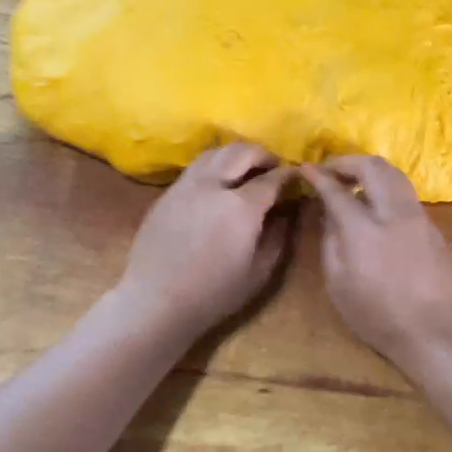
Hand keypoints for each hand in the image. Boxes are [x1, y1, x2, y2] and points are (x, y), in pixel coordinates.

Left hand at [115, 142, 293, 335]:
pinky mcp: (168, 192)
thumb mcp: (258, 272)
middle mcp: (213, 185)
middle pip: (242, 151)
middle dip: (263, 154)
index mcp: (240, 207)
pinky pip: (196, 166)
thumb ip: (277, 236)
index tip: (297, 178)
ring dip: (236, 154)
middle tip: (273, 168)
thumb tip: (286, 212)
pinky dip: (215, 164)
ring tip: (246, 169)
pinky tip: (219, 182)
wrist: (155, 300)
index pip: (272, 178)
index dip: (289, 175)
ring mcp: (186, 185)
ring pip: (215, 152)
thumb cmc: (212, 295)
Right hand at [300, 155, 451, 363]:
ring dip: (369, 169)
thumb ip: (330, 242)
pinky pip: (405, 192)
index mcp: (363, 229)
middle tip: (329, 170)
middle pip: (372, 166)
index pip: (336, 189)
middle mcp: (393, 212)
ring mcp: (417, 216)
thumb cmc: (377, 316)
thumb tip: (328, 214)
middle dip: (346, 161)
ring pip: (394, 173)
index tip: (305, 169)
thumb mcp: (338, 284)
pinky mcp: (431, 225)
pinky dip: (386, 186)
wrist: (434, 330)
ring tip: (353, 181)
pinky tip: (376, 202)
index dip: (318, 176)